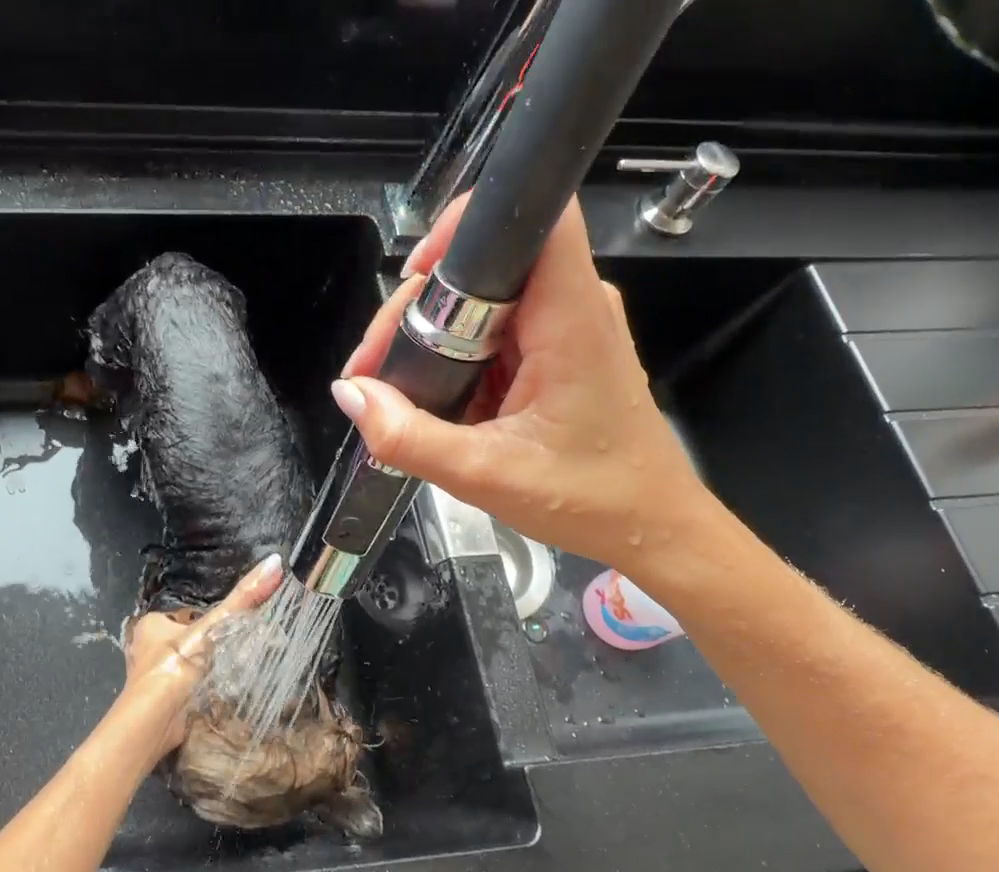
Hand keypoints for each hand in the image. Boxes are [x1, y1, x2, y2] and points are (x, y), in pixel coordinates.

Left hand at [118, 553, 285, 752]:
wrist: (155, 720)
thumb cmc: (176, 666)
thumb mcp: (212, 627)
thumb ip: (242, 600)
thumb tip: (274, 562)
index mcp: (150, 624)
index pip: (186, 616)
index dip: (209, 623)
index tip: (232, 629)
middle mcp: (146, 648)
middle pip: (187, 642)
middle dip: (208, 648)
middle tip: (237, 651)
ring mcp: (154, 677)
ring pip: (187, 666)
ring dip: (206, 671)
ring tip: (232, 672)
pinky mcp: (161, 703)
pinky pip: (187, 689)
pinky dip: (202, 691)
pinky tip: (219, 693)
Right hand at [333, 193, 715, 571]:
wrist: (648, 526)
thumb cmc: (587, 498)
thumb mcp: (483, 475)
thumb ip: (408, 437)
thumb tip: (351, 395)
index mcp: (570, 317)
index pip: (532, 218)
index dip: (466, 227)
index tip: (414, 278)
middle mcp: (571, 306)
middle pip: (482, 266)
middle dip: (417, 308)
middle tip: (375, 367)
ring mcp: (563, 328)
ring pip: (479, 301)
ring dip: (427, 337)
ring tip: (392, 388)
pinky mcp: (554, 352)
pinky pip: (490, 334)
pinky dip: (451, 359)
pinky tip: (428, 399)